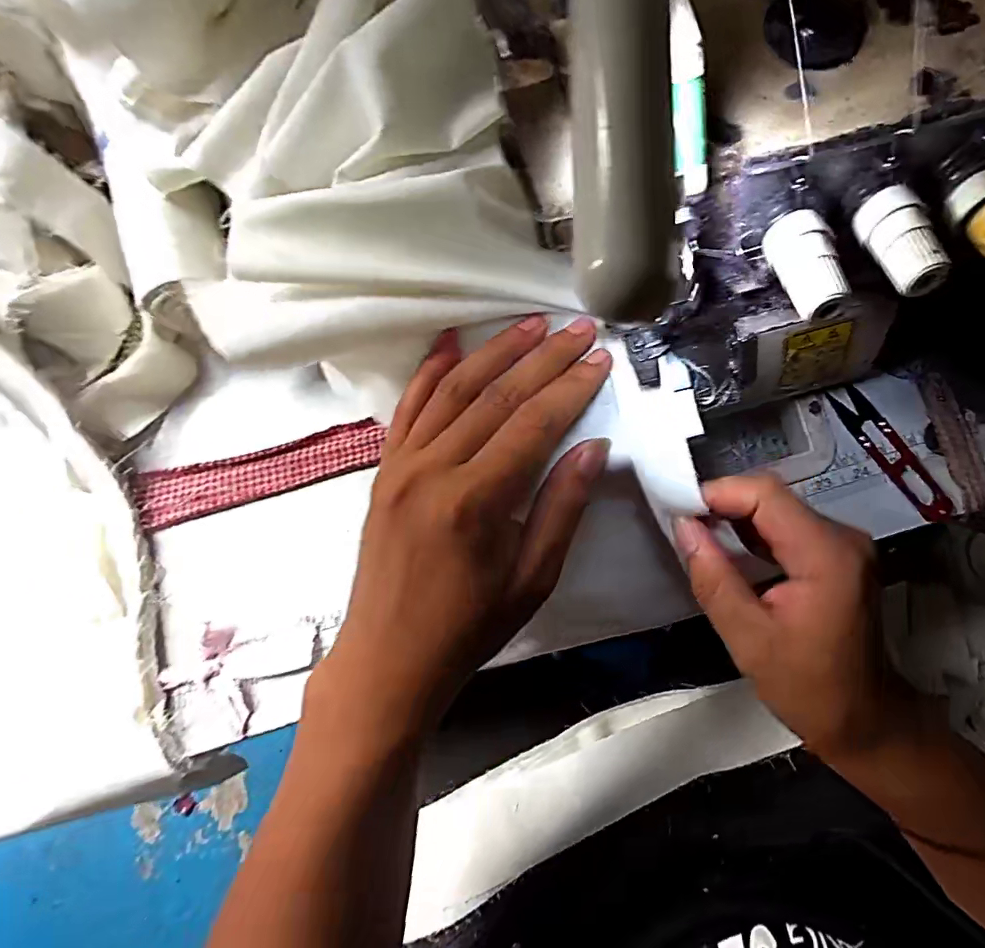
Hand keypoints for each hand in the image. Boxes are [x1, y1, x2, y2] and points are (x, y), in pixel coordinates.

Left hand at [310, 316, 612, 737]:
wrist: (387, 660)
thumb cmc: (470, 627)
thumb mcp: (534, 578)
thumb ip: (563, 507)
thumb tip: (594, 447)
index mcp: (475, 501)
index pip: (534, 424)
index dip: (572, 387)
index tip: (600, 358)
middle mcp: (433, 470)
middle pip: (497, 396)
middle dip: (543, 358)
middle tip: (577, 329)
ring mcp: (401, 465)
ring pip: (454, 390)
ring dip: (496, 351)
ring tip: (531, 324)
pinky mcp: (384, 470)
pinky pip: (409, 408)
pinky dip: (430, 370)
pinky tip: (451, 342)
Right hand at [675, 475, 911, 759]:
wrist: (865, 718)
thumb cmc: (808, 688)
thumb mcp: (749, 639)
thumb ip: (714, 578)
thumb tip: (683, 528)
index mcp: (826, 554)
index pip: (767, 495)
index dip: (721, 493)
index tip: (681, 507)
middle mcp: (843, 536)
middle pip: (776, 498)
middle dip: (727, 505)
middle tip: (686, 524)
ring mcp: (846, 543)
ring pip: (782, 509)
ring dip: (741, 518)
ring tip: (702, 535)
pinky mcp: (842, 553)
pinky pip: (793, 528)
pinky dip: (759, 533)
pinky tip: (733, 551)